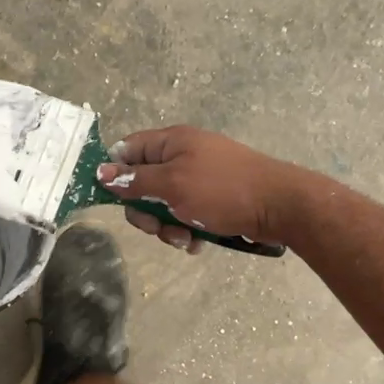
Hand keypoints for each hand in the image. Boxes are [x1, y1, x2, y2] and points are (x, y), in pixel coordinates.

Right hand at [94, 126, 313, 252]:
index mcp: (172, 141)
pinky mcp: (213, 198)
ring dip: (166, 226)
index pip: (127, 149)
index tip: (114, 198)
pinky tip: (197, 242)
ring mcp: (199, 177)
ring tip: (184, 239)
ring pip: (163, 203)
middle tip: (157, 228)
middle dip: (145, 211)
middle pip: (142, 182)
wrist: (283, 207)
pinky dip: (186, 228)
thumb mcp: (172, 185)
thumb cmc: (224, 191)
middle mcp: (183, 155)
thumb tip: (100, 172)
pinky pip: (185, 212)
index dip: (115, 172)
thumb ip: (133, 180)